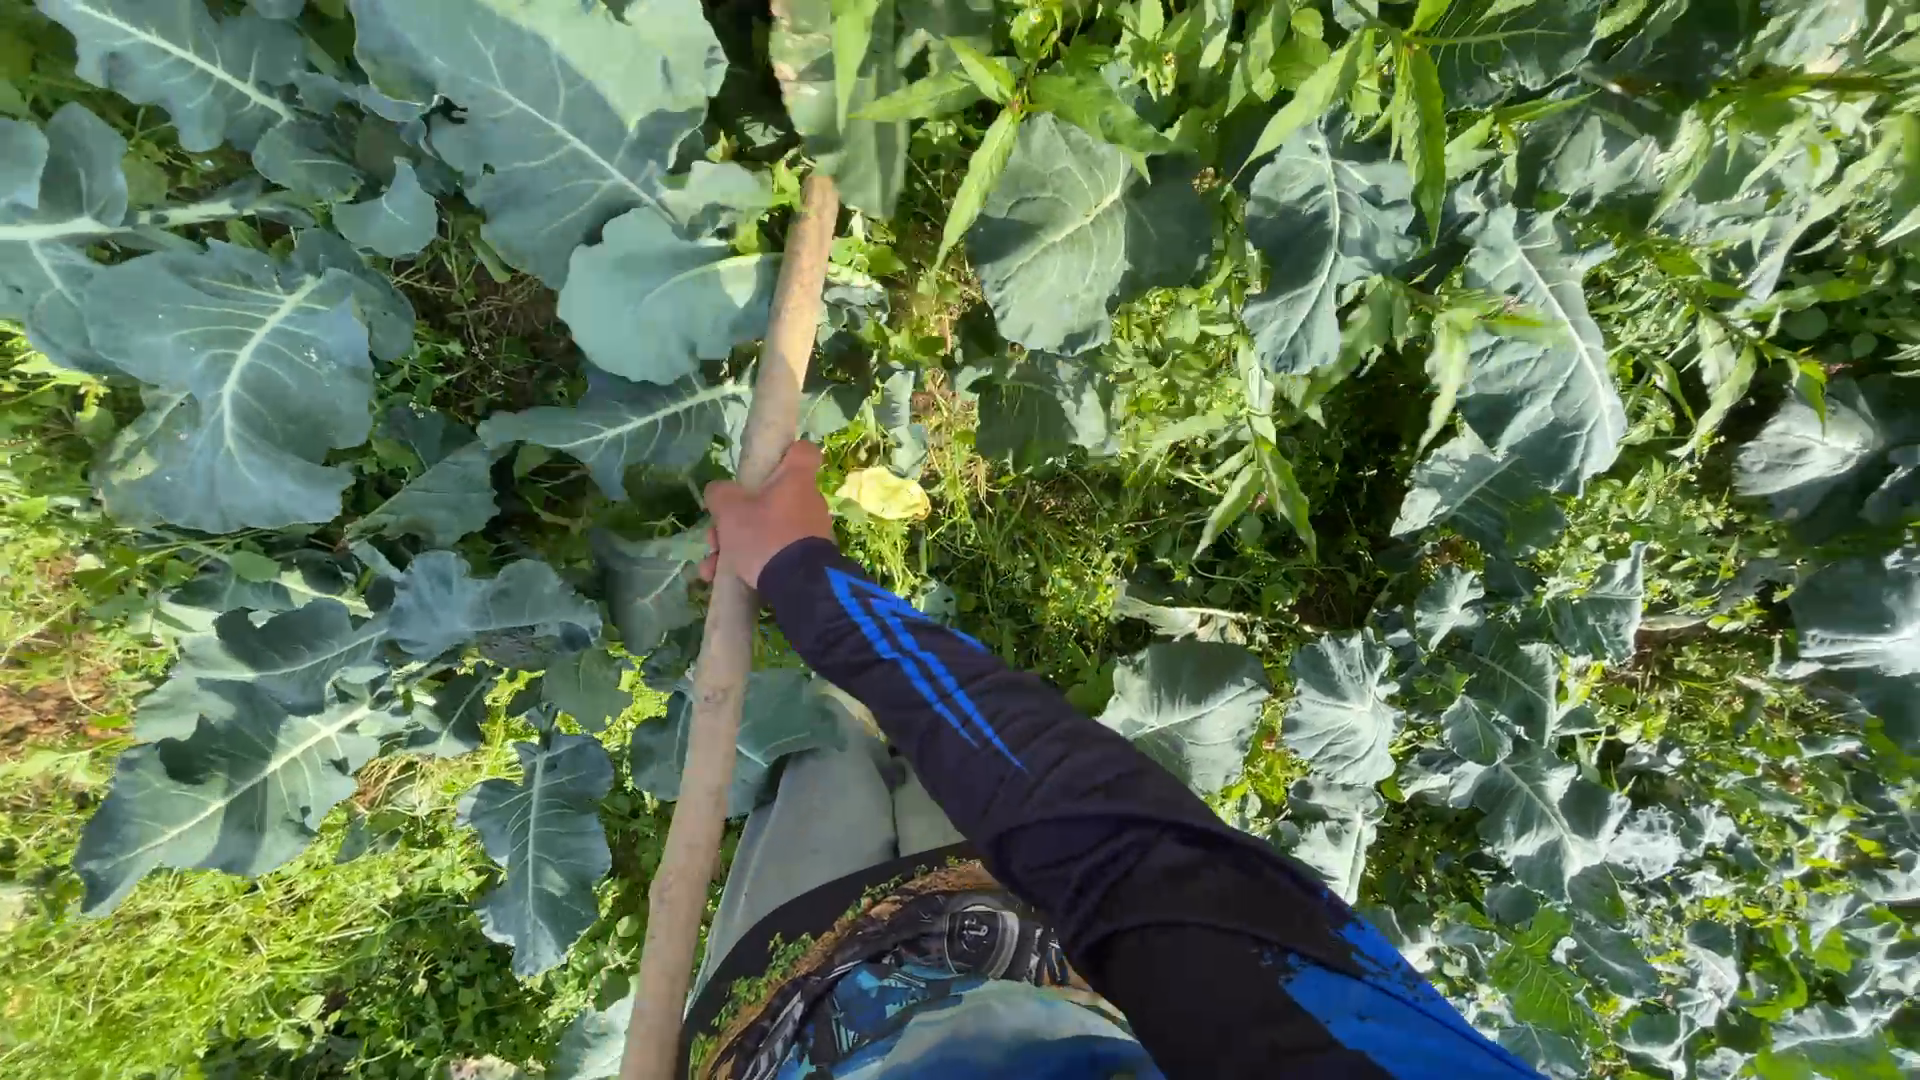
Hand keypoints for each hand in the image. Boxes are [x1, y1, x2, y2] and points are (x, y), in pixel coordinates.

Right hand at [699, 441, 835, 589]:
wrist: (799, 585)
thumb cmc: (765, 535)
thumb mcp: (730, 511)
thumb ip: (720, 494)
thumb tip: (720, 492)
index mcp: (796, 479)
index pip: (802, 451)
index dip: (785, 451)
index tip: (765, 463)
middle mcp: (808, 502)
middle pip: (769, 498)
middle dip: (736, 518)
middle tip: (716, 535)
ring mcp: (809, 532)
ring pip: (765, 529)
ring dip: (735, 545)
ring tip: (711, 565)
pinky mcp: (807, 558)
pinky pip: (772, 552)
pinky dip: (748, 562)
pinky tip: (720, 578)